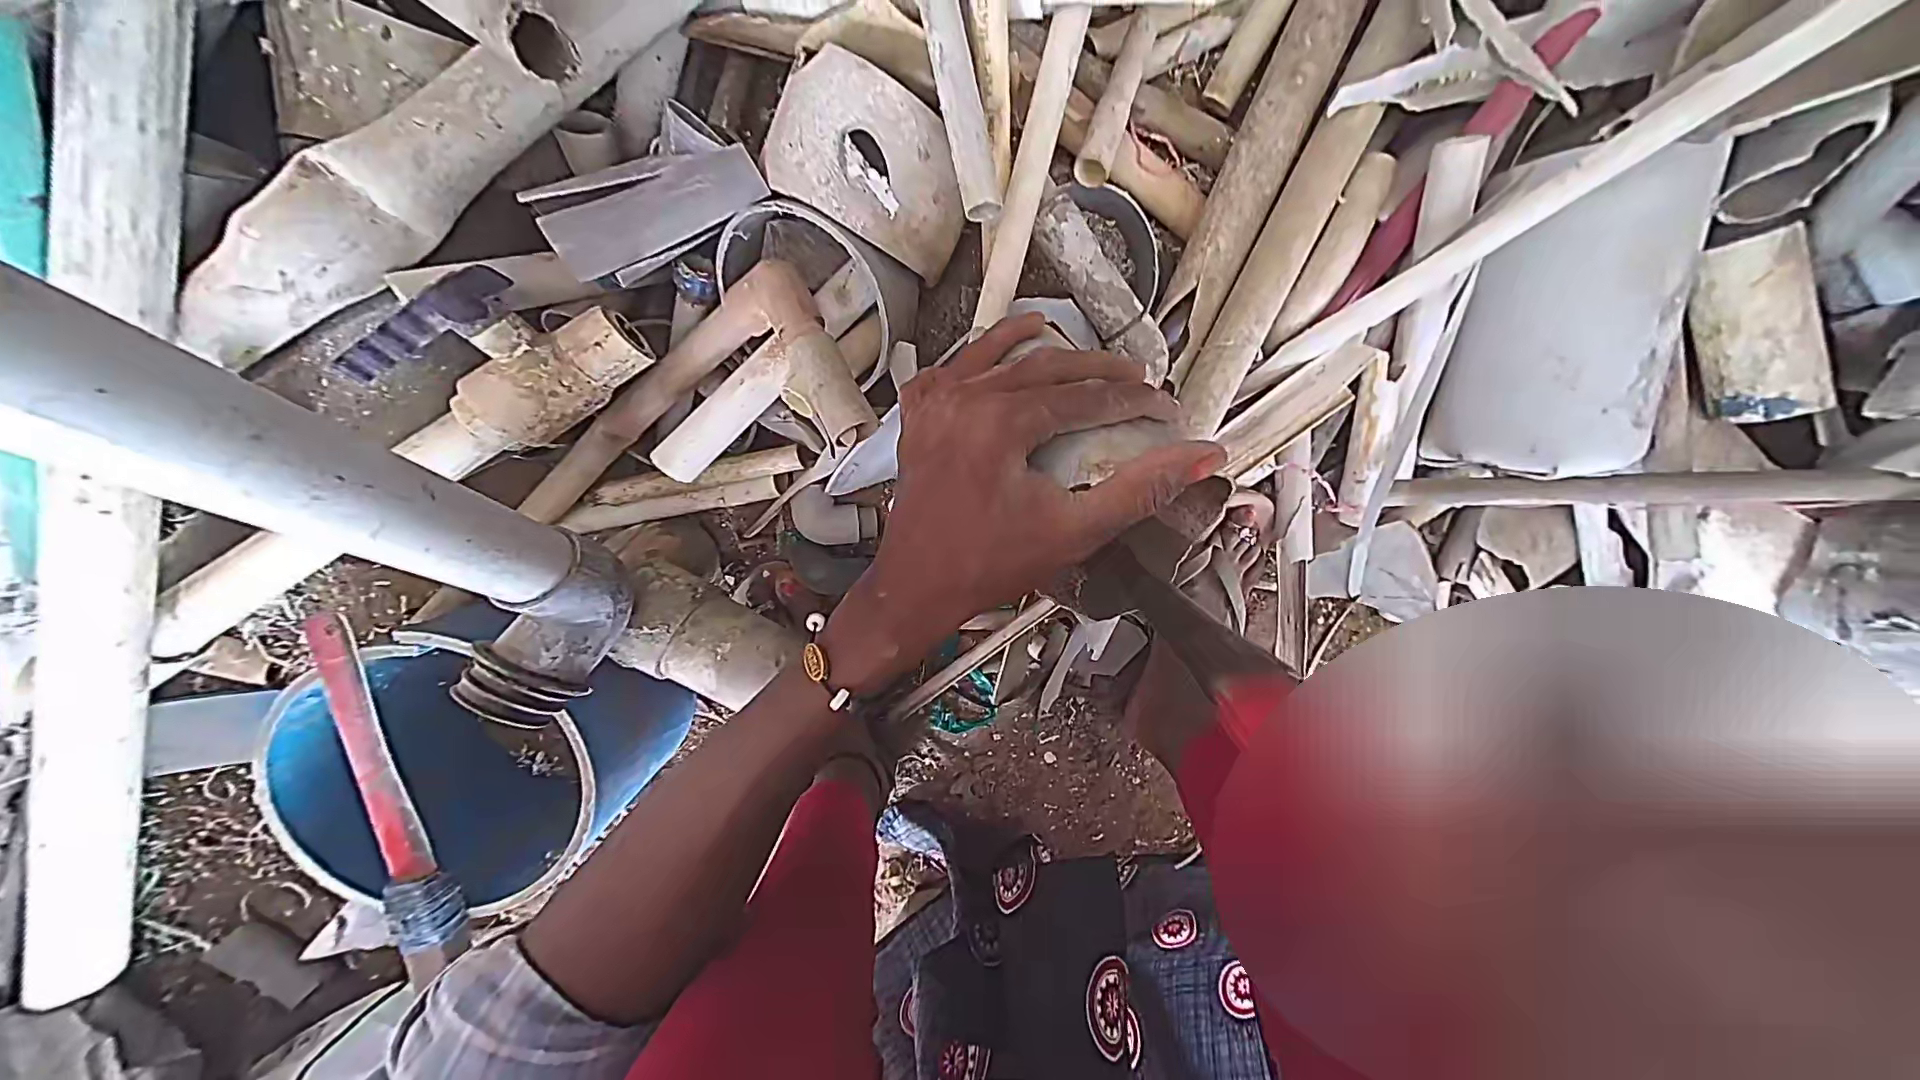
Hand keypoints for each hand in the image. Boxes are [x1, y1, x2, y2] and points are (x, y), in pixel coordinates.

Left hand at [821, 313, 1223, 694]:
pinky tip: (997, 356)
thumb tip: (1196, 458)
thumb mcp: (1075, 530)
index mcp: (1000, 423)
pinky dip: (980, 356)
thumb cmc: (982, 566)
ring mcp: (936, 406)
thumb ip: (1141, 489)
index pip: (1086, 397)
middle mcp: (963, 402)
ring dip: (1041, 346)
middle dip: (1099, 369)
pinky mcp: (920, 418)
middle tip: (1135, 376)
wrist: (918, 585)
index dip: (1132, 400)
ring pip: (998, 355)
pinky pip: (952, 368)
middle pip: (1047, 365)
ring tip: (1074, 343)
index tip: (1158, 406)